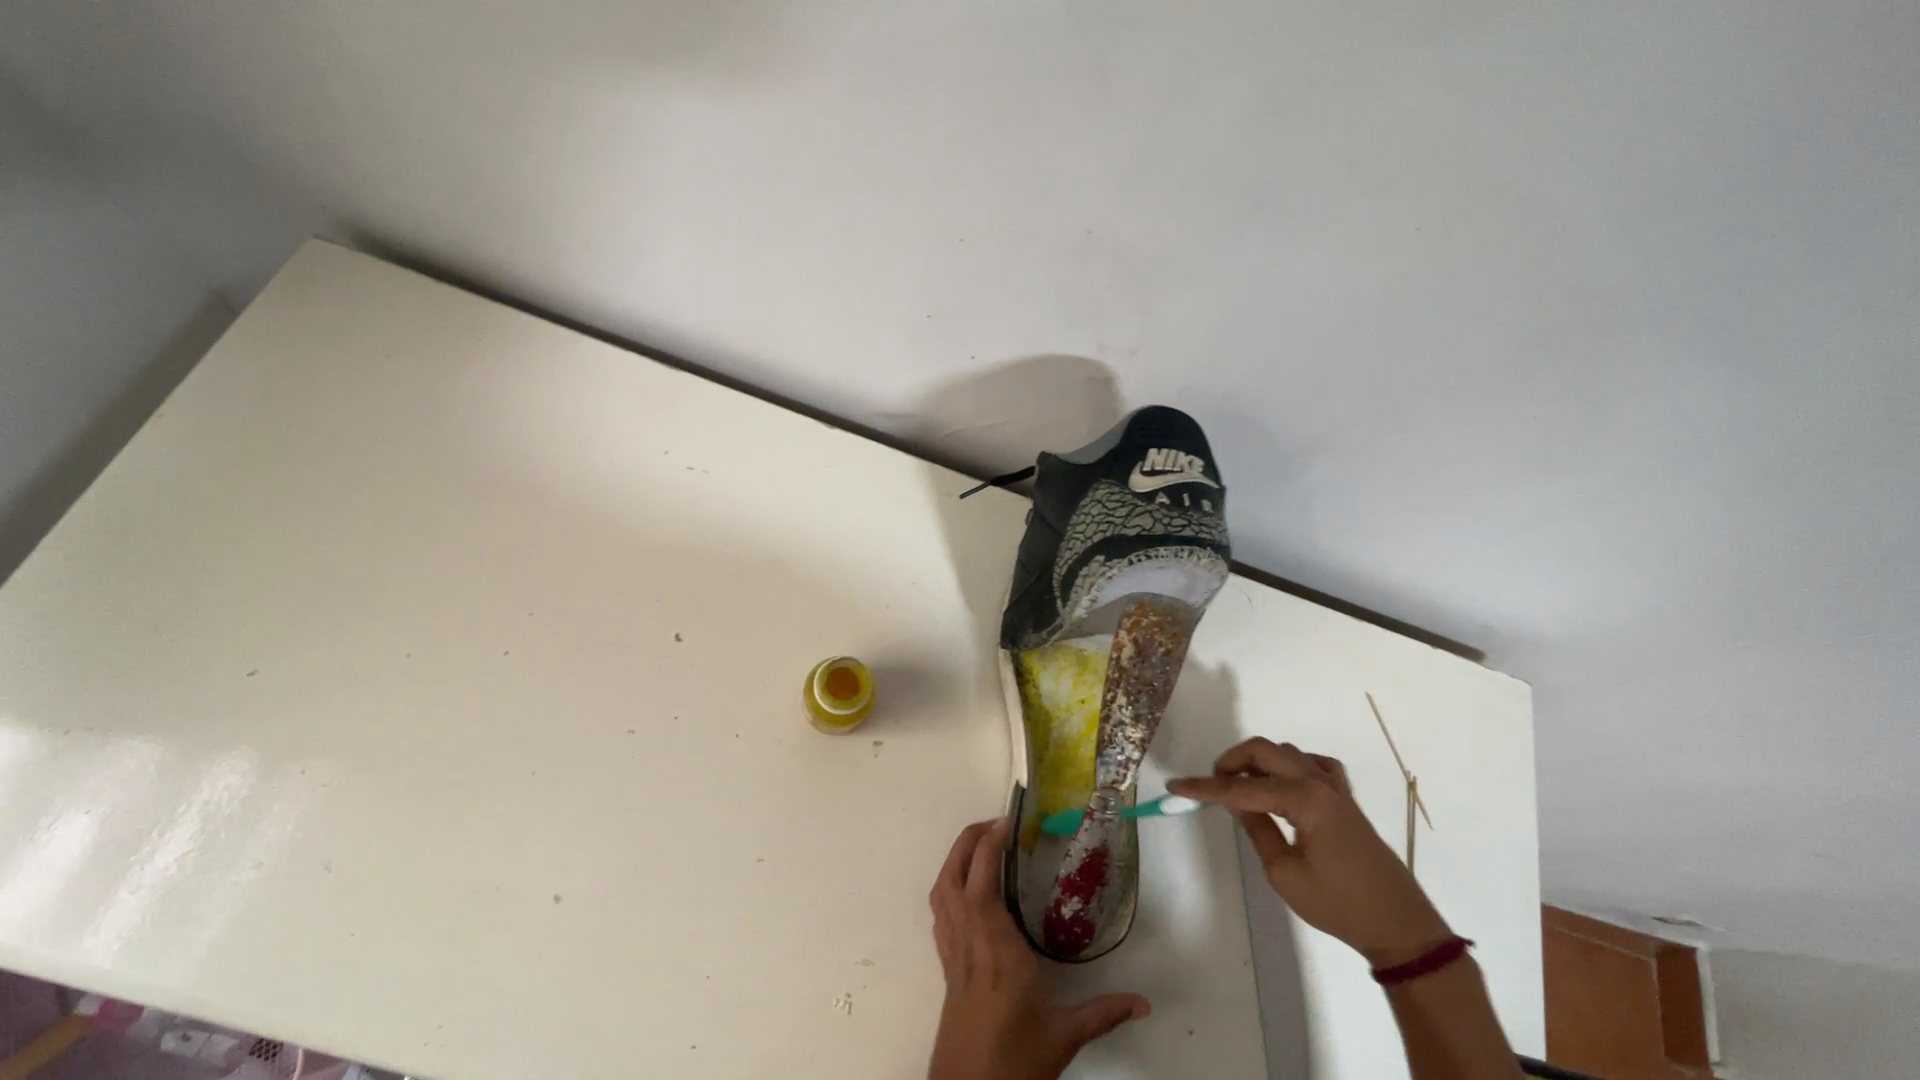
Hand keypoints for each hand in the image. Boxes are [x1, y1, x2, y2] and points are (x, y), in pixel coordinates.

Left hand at [927, 817, 1150, 1079]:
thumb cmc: (1013, 1062)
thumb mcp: (1064, 1037)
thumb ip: (1103, 1013)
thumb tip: (1143, 1002)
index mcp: (997, 952)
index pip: (982, 886)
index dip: (988, 847)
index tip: (1006, 821)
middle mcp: (968, 944)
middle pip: (954, 879)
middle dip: (967, 842)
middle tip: (994, 822)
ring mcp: (952, 955)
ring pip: (940, 893)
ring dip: (954, 860)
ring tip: (979, 843)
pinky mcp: (946, 968)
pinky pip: (940, 914)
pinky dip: (949, 887)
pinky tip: (966, 888)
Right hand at [1168, 738, 1452, 966]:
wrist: (1396, 923)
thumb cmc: (1337, 904)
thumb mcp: (1284, 873)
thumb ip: (1258, 828)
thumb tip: (1236, 802)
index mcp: (1304, 800)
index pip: (1241, 788)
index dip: (1205, 788)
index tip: (1176, 786)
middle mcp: (1320, 783)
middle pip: (1264, 750)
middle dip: (1231, 762)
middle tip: (1210, 785)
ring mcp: (1336, 788)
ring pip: (1287, 752)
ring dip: (1258, 762)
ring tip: (1241, 790)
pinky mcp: (1346, 799)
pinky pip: (1313, 764)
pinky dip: (1289, 766)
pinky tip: (1282, 786)